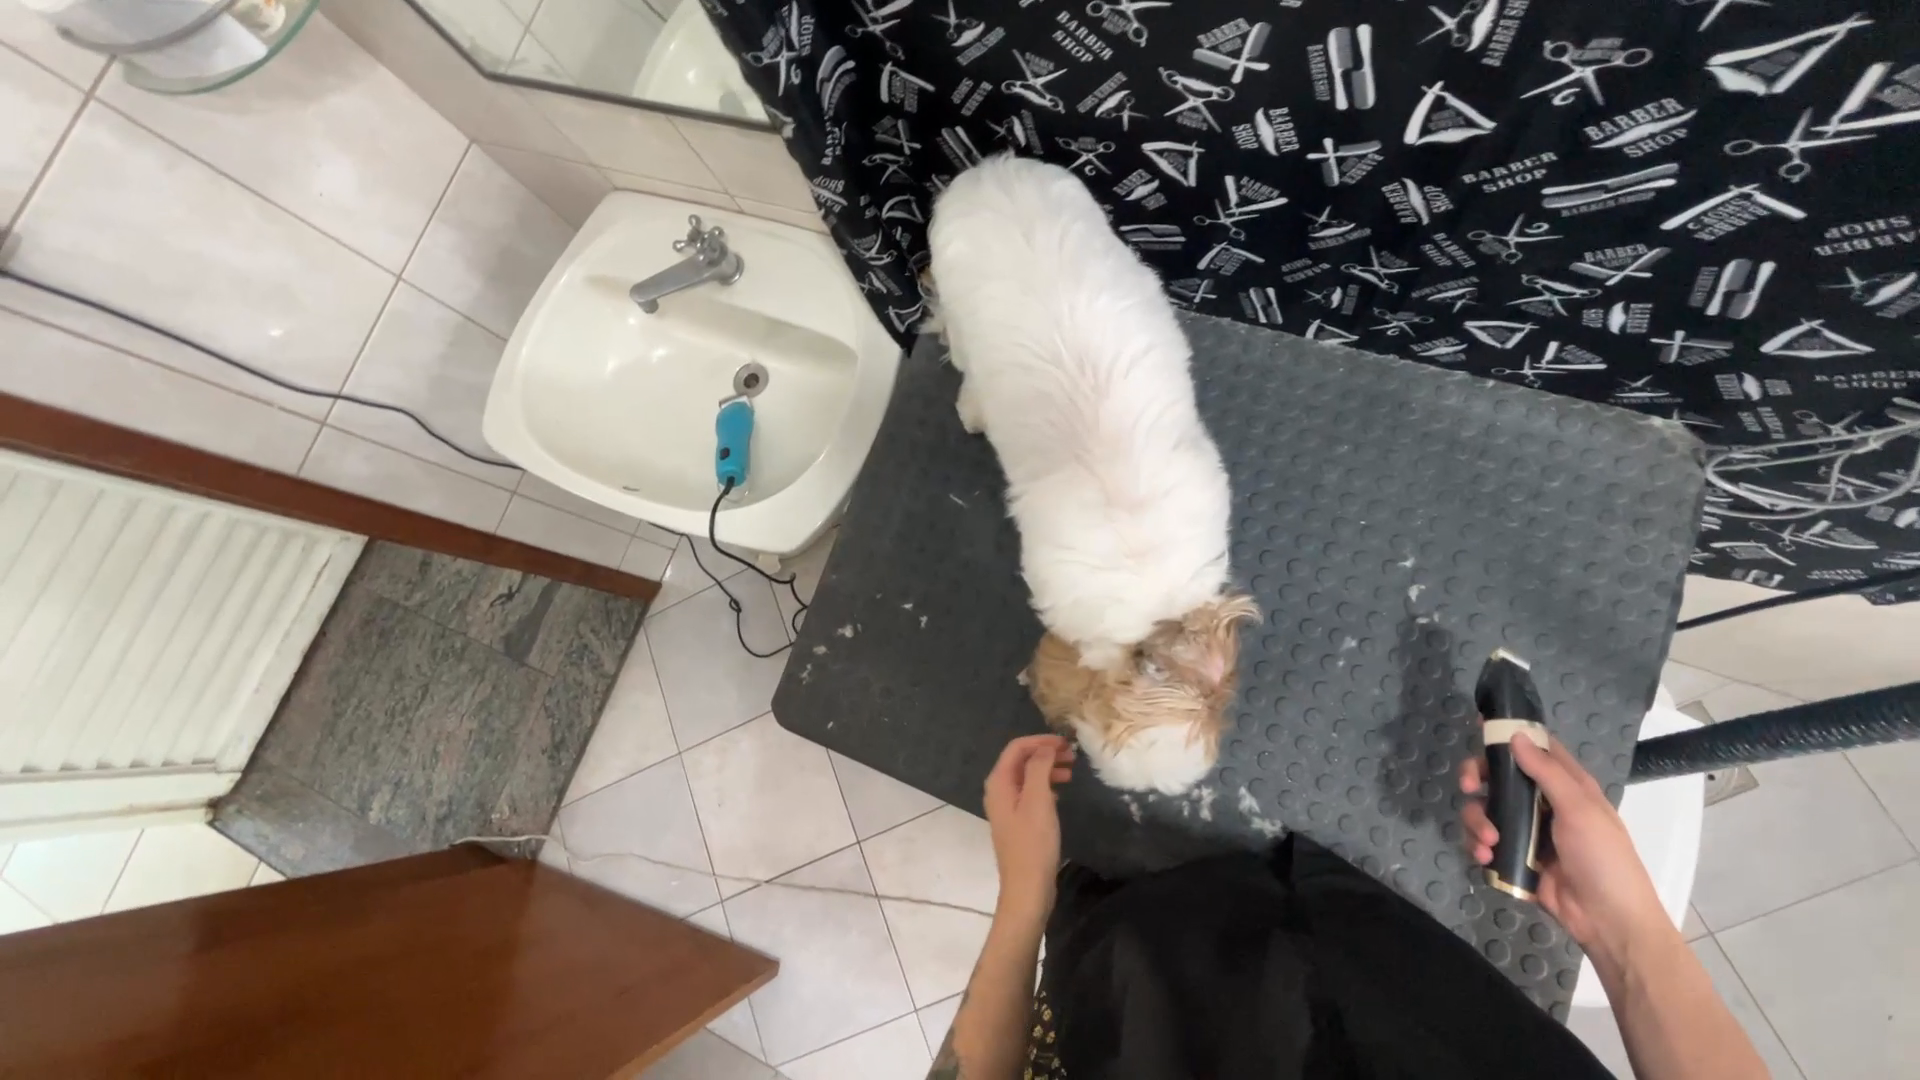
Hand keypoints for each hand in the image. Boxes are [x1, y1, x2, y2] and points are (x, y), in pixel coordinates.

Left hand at [983, 734, 1073, 921]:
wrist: (1027, 889)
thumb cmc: (1033, 843)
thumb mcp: (1039, 800)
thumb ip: (1040, 768)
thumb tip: (1045, 746)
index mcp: (999, 782)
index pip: (1017, 747)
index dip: (1041, 740)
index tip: (1066, 743)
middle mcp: (998, 791)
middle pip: (1021, 760)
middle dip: (1046, 753)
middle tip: (1073, 756)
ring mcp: (1006, 807)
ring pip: (1027, 777)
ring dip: (1048, 769)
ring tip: (1071, 773)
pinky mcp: (1017, 821)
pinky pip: (1030, 793)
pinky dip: (1046, 786)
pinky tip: (1060, 792)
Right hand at [1459, 735, 1671, 967]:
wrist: (1607, 920)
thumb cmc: (1603, 859)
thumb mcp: (1580, 810)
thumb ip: (1546, 772)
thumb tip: (1516, 735)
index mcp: (1566, 787)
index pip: (1536, 750)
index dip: (1510, 736)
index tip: (1480, 728)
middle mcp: (1542, 803)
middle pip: (1497, 776)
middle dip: (1476, 778)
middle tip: (1468, 786)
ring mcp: (1525, 829)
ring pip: (1484, 808)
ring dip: (1477, 821)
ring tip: (1488, 842)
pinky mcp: (1512, 854)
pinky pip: (1481, 839)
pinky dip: (1477, 845)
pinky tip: (1486, 857)